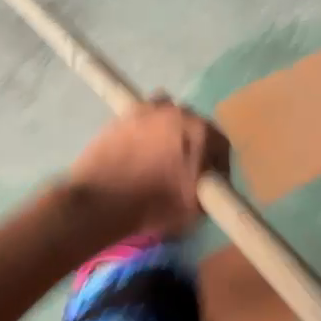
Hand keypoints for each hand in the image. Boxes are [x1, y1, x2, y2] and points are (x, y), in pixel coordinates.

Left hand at [67, 99, 230, 239]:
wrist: (99, 201)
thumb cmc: (152, 207)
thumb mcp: (195, 210)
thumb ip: (210, 191)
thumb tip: (211, 185)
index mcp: (202, 132)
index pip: (221, 145)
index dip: (217, 165)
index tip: (209, 182)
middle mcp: (179, 111)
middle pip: (195, 127)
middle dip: (194, 146)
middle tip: (184, 169)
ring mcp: (149, 109)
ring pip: (169, 116)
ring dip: (171, 132)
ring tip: (160, 156)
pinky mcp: (124, 114)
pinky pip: (144, 116)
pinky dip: (147, 128)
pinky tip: (139, 147)